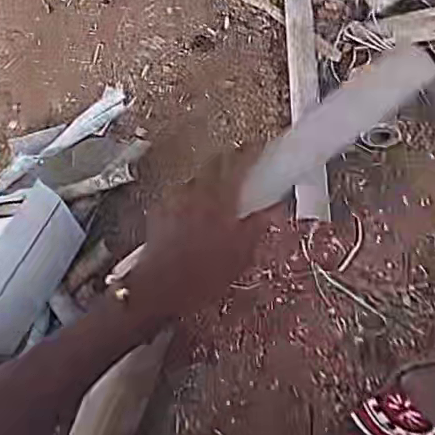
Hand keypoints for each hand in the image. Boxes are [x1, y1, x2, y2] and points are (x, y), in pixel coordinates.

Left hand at [115, 152, 266, 324]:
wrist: (161, 286)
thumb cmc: (205, 274)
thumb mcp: (242, 253)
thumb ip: (258, 224)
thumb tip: (275, 207)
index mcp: (220, 199)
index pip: (237, 162)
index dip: (250, 152)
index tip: (259, 148)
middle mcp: (196, 191)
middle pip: (214, 164)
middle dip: (228, 163)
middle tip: (241, 174)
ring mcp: (174, 198)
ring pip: (196, 180)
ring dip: (208, 184)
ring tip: (215, 203)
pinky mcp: (159, 208)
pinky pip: (179, 195)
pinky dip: (189, 200)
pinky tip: (192, 219)